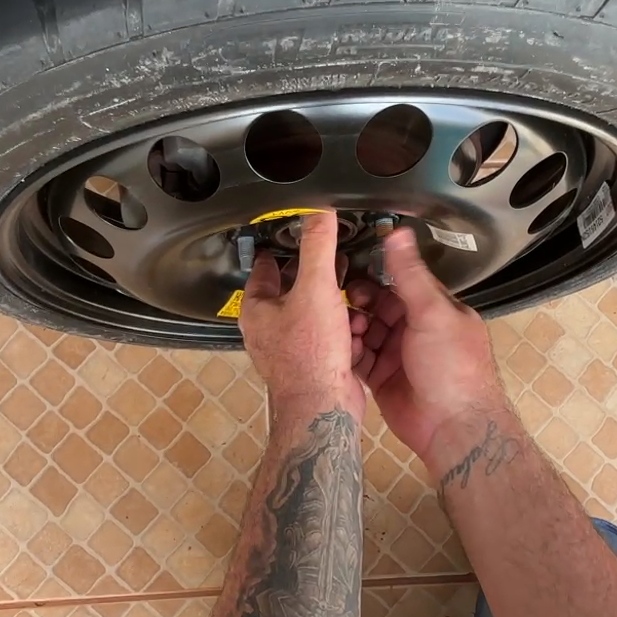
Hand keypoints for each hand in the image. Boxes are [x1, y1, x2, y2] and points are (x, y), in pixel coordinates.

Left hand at [240, 210, 365, 420]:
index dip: (281, 247)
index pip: (265, 267)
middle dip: (315, 274)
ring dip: (333, 301)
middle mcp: (268, 330)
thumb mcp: (316, 288)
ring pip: (313, 313)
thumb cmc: (310, 352)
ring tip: (352, 290)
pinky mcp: (312, 364)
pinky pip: (327, 336)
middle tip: (335, 257)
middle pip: (291, 289)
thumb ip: (318, 246)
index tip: (295, 232)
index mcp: (257, 309)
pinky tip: (358, 324)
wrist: (323, 407)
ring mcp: (290, 349)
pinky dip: (342, 327)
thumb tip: (319, 210)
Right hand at [350, 227, 509, 475]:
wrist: (452, 427)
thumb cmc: (453, 367)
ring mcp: (398, 355)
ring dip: (351, 328)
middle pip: (378, 306)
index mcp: (435, 309)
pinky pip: (360, 358)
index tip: (350, 268)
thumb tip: (399, 233)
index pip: (400, 283)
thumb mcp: (432, 312)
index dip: (376, 275)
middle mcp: (416, 330)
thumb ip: (410, 274)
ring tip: (339, 328)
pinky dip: (348, 352)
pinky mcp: (382, 378)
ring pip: (366, 332)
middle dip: (358, 302)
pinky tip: (338, 348)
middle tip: (339, 300)